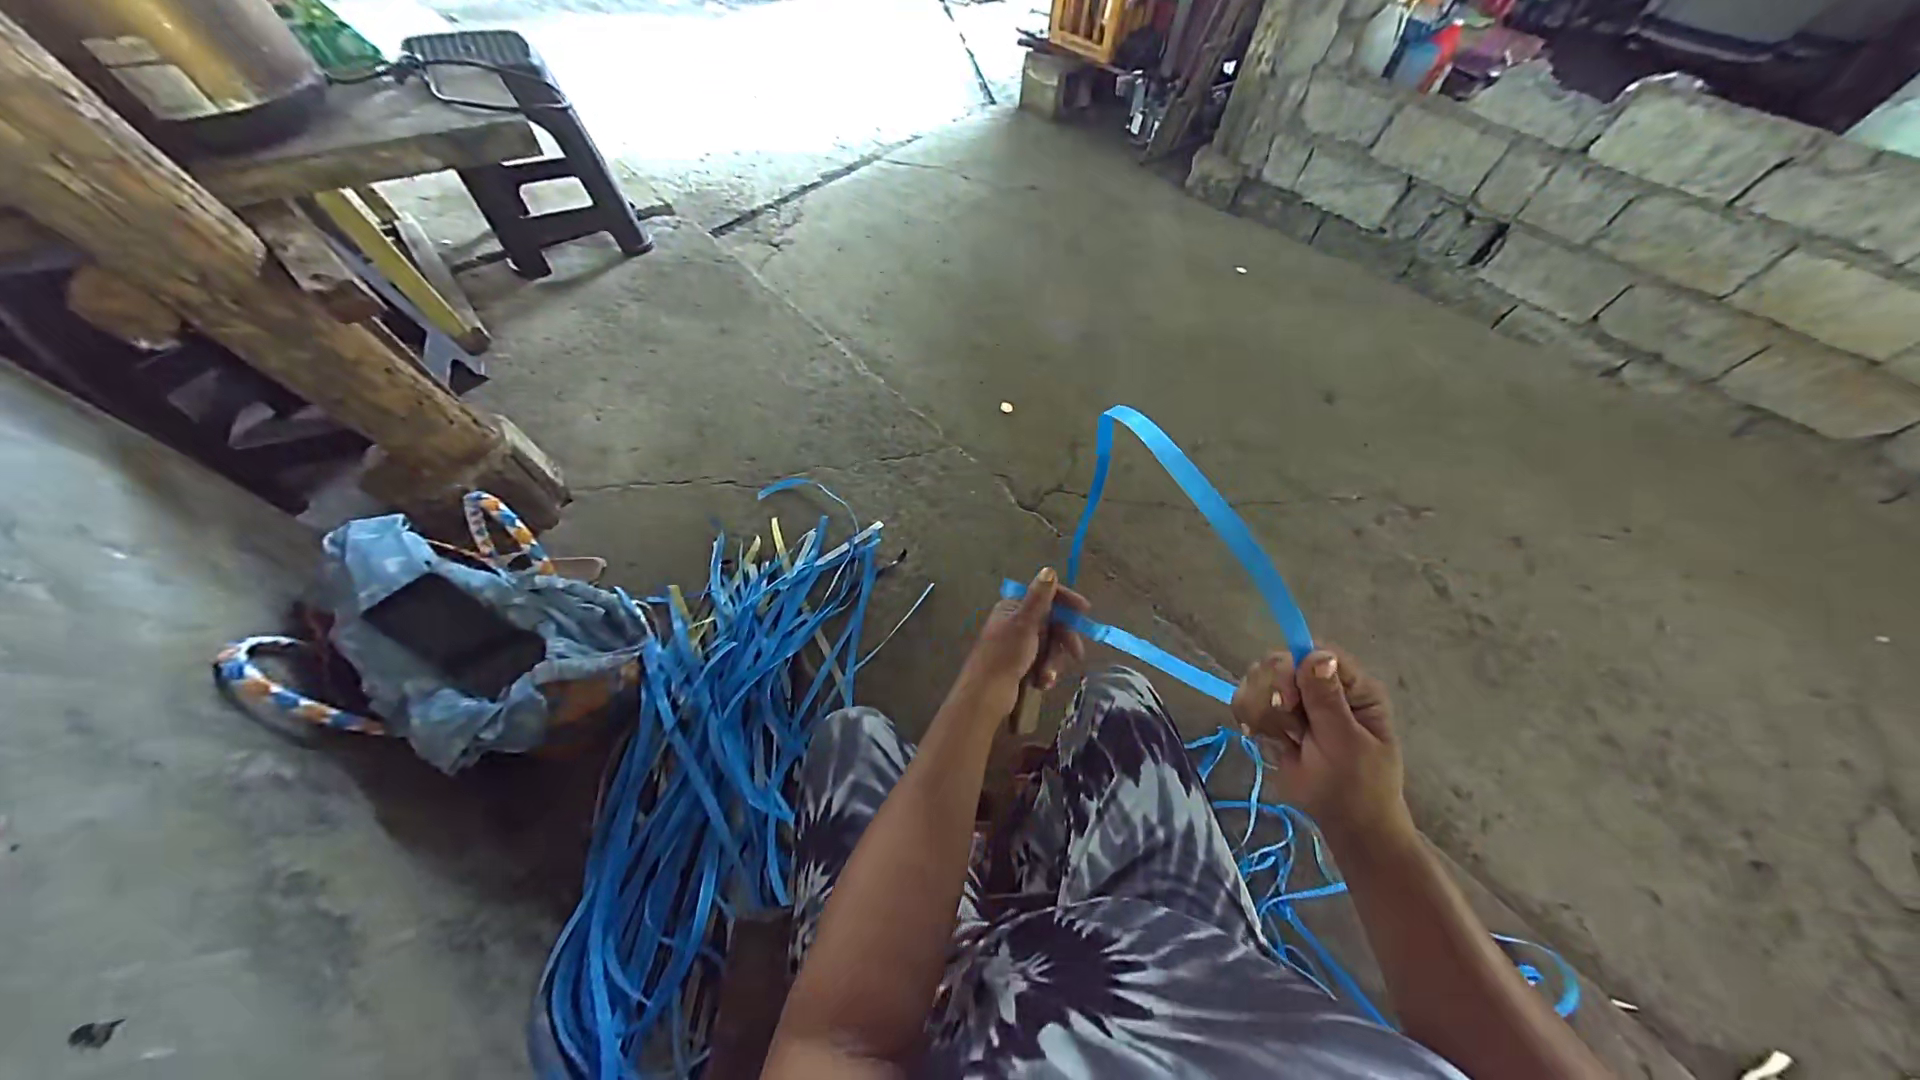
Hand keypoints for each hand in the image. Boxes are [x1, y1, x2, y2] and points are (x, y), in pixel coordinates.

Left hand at [957, 567, 1088, 716]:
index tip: (1085, 610)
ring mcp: (1018, 644)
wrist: (986, 695)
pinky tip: (1041, 683)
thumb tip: (1048, 569)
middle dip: (1062, 642)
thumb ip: (1038, 598)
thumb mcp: (1024, 624)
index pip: (1045, 596)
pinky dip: (1045, 672)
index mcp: (1012, 607)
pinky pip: (1043, 662)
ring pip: (1050, 646)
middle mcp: (1015, 622)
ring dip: (1052, 661)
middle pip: (1051, 624)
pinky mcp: (1020, 664)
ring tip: (1046, 676)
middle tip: (1076, 653)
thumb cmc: (1004, 655)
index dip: (1066, 602)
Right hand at [1232, 645, 1410, 847]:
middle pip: (1279, 661)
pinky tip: (1264, 739)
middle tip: (1287, 723)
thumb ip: (1327, 699)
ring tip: (1281, 738)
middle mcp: (1322, 686)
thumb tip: (1317, 654)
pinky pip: (1247, 701)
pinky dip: (1250, 719)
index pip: (1316, 652)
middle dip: (1273, 692)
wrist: (1345, 823)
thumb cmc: (1357, 785)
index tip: (1289, 698)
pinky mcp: (1274, 717)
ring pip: (1257, 679)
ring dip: (1261, 710)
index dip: (1295, 667)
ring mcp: (1296, 701)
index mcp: (1353, 688)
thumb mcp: (1346, 742)